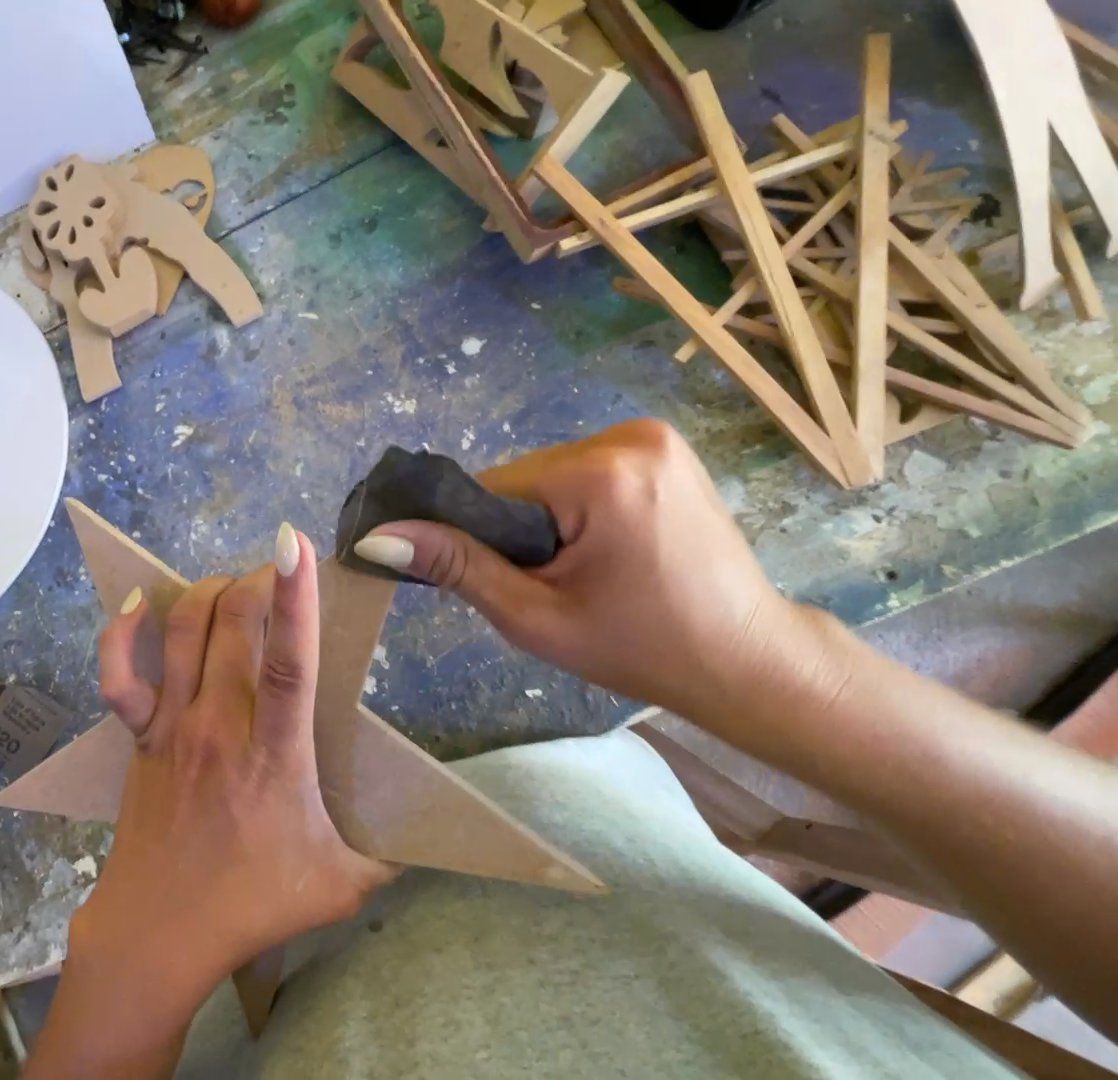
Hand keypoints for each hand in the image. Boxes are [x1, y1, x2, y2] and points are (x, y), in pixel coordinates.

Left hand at [32, 526, 392, 1076]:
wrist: (162, 929)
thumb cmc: (254, 904)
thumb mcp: (344, 884)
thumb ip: (391, 851)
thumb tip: (431, 826)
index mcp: (275, 756)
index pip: (289, 663)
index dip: (295, 600)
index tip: (297, 544)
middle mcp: (218, 726)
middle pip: (232, 626)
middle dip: (258, 581)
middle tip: (280, 574)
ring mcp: (171, 726)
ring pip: (183, 632)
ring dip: (210, 593)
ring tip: (237, 586)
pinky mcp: (139, 736)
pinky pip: (118, 676)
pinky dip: (123, 634)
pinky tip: (141, 604)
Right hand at [350, 419, 836, 723]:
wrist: (746, 660)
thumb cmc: (637, 647)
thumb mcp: (533, 616)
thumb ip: (456, 567)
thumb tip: (376, 538)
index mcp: (599, 474)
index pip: (489, 490)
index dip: (477, 538)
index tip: (501, 581)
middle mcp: (628, 435)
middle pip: (520, 478)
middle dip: (514, 527)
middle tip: (546, 585)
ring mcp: (652, 435)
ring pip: (547, 474)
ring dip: (542, 517)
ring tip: (578, 570)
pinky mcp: (663, 446)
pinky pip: (580, 470)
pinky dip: (572, 506)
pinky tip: (601, 547)